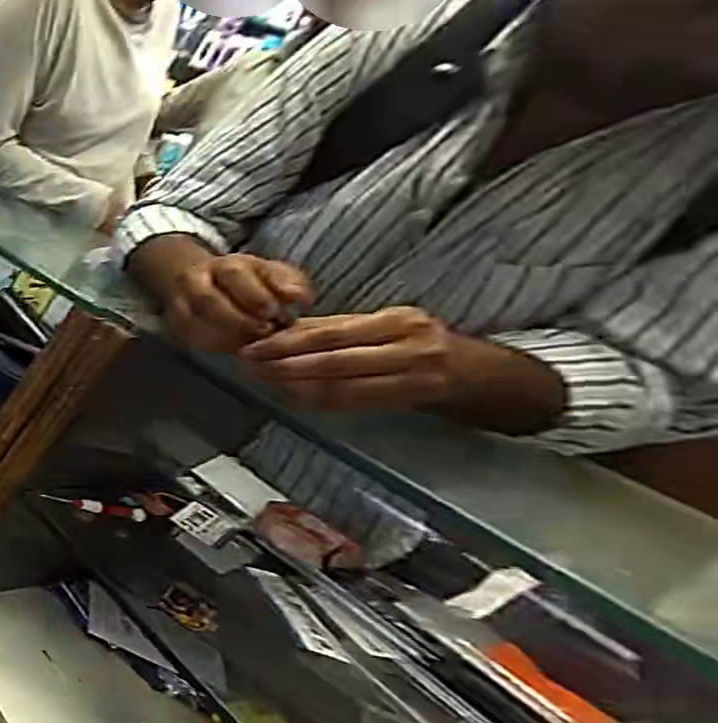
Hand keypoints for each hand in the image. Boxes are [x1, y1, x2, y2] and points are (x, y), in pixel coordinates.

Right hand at [161, 252, 311, 351]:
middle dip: (238, 320)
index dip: (254, 295)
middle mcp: (193, 281)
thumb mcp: (272, 274)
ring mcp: (179, 303)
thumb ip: (289, 283)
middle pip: (207, 300)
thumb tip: (299, 298)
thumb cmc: (250, 282)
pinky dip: (214, 347)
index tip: (274, 313)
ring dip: (225, 337)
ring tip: (253, 345)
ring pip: (194, 322)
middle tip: (263, 332)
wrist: (207, 284)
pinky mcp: (174, 324)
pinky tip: (235, 349)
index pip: (234, 276)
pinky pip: (190, 338)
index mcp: (222, 265)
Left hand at [240, 306, 463, 410]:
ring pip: (340, 385)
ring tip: (263, 381)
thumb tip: (271, 331)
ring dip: (293, 386)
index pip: (328, 334)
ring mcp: (416, 376)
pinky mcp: (411, 400)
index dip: (284, 343)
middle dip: (283, 365)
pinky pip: (351, 402)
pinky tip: (289, 396)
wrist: (474, 371)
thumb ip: (327, 327)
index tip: (251, 348)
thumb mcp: (377, 324)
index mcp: (398, 320)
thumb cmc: (411, 341)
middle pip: (333, 360)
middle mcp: (412, 347)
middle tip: (249, 366)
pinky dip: (315, 400)